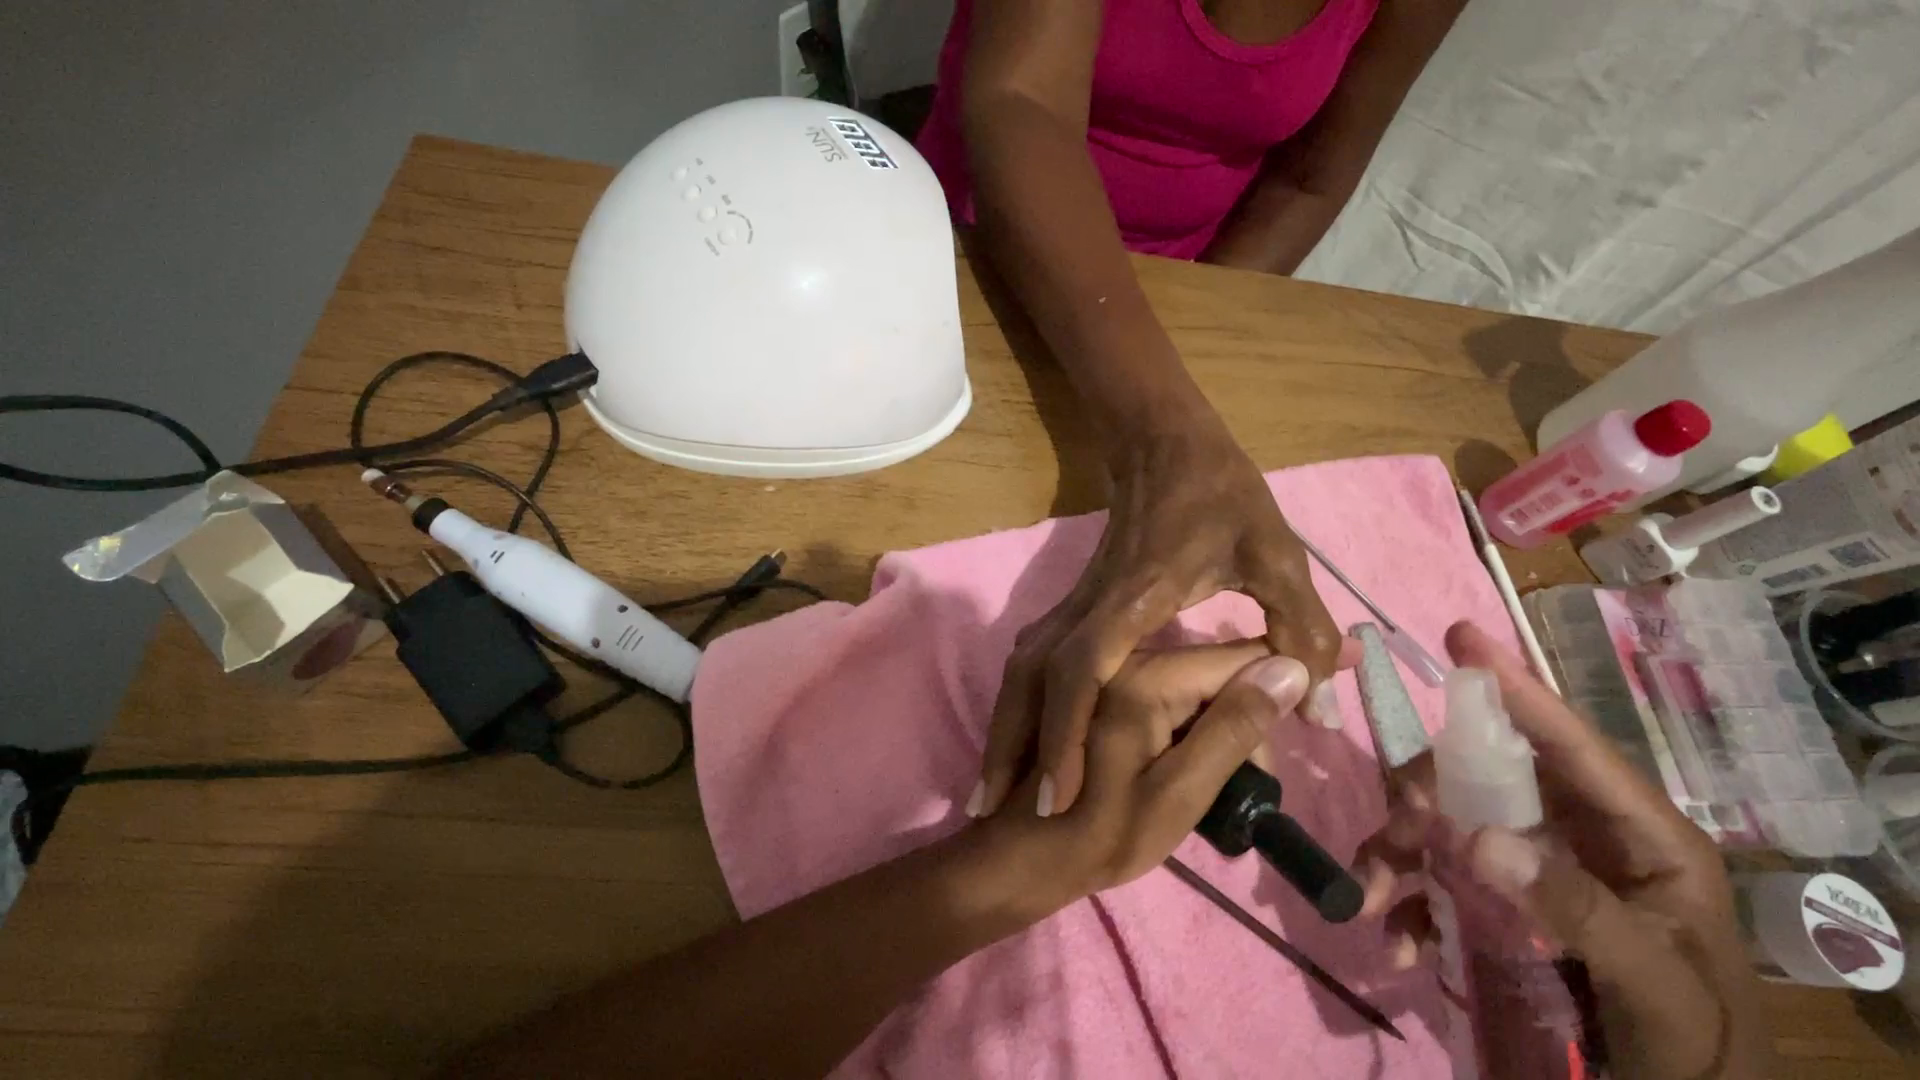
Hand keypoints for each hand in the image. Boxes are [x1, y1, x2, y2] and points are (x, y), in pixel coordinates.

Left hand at [972, 642, 1310, 911]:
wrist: (1018, 859)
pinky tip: (1199, 769)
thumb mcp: (1178, 795)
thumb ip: (1232, 730)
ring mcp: (1107, 675)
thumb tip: (1290, 671)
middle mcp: (1123, 658)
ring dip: (1224, 730)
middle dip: (1251, 720)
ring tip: (1238, 784)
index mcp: (1144, 675)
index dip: (1294, 671)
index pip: (1240, 659)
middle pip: (1216, 673)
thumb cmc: (1099, 837)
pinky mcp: (1101, 697)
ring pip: (1193, 687)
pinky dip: (1193, 728)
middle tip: (1265, 783)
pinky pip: (1166, 698)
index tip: (1342, 677)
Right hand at [974, 423, 1346, 818]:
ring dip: (1004, 729)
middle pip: (1032, 679)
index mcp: (1135, 597)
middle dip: (1014, 747)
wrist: (1166, 443)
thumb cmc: (1222, 498)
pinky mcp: (1069, 605)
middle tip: (998, 814)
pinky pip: (1030, 664)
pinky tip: (1017, 741)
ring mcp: (1070, 603)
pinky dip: (1017, 706)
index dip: (1067, 732)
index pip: (1085, 668)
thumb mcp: (1276, 556)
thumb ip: (1300, 630)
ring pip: (1021, 671)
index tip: (1060, 795)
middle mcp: (1088, 607)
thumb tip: (1310, 707)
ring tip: (991, 792)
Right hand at [1352, 622, 1767, 1079]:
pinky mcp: (1504, 905)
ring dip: (1398, 855)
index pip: (1573, 747)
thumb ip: (1574, 907)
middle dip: (1422, 800)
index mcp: (1640, 836)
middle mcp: (1579, 836)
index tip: (1462, 637)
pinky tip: (1400, 943)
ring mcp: (1536, 868)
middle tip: (1391, 832)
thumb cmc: (1697, 1043)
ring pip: (1445, 825)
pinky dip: (1408, 903)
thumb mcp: (1652, 981)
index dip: (1517, 689)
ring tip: (1372, 901)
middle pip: (1483, 782)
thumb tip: (1472, 835)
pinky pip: (1438, 880)